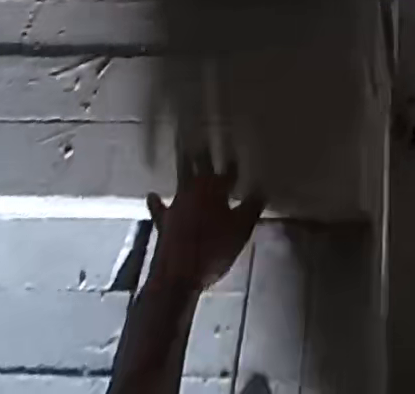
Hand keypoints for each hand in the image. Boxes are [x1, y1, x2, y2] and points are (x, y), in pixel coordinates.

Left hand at [145, 148, 264, 292]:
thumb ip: (252, 207)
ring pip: (182, 179)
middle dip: (204, 153)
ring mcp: (176, 203)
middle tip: (203, 138)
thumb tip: (262, 188)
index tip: (236, 150)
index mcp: (215, 187)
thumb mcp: (241, 229)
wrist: (178, 277)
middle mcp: (194, 188)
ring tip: (184, 155)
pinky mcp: (164, 221)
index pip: (228, 170)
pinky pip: (160, 207)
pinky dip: (157, 201)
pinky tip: (152, 195)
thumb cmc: (214, 249)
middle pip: (201, 166)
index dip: (233, 163)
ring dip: (185, 168)